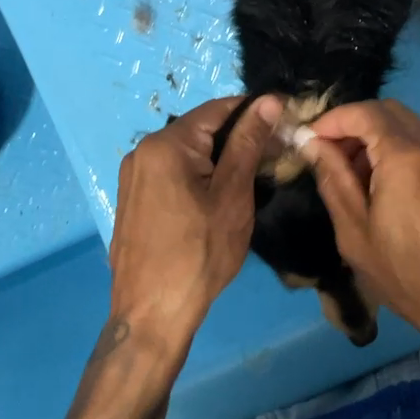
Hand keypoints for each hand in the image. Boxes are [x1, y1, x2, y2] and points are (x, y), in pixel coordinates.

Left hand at [106, 94, 279, 342]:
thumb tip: (268, 100)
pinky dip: (199, 175)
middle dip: (239, 137)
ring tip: (253, 177)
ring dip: (220, 158)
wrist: (151, 318)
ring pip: (188, 152)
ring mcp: (133, 177)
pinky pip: (172, 173)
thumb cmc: (199, 254)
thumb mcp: (232, 195)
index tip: (286, 123)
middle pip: (201, 129)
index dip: (255, 112)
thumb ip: (248, 143)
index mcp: (166, 144)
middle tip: (274, 156)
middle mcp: (142, 151)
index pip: (218, 108)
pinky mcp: (133, 200)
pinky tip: (219, 197)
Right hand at [303, 99, 419, 344]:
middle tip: (329, 154)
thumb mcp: (355, 232)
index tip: (308, 140)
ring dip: (376, 135)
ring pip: (407, 124)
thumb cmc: (406, 274)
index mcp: (404, 157)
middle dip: (354, 123)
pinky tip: (385, 184)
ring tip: (353, 174)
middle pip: (387, 110)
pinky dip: (398, 147)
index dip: (331, 120)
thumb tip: (313, 145)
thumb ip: (333, 180)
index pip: (363, 112)